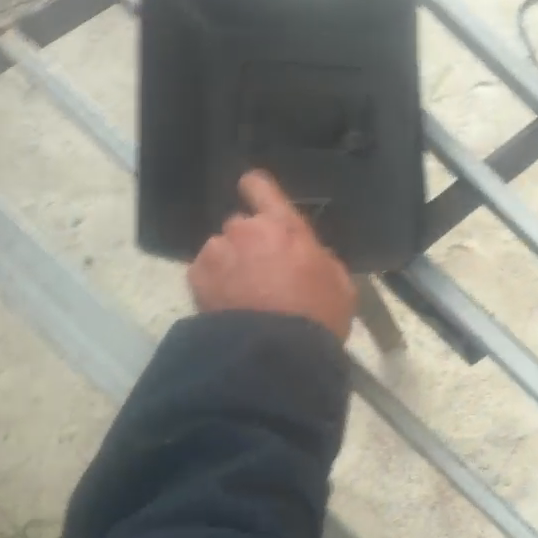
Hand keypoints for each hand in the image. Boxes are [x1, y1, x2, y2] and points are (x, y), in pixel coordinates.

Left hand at [188, 171, 356, 342]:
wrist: (278, 351)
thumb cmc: (320, 315)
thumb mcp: (341, 285)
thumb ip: (320, 259)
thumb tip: (308, 254)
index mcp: (284, 227)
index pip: (259, 186)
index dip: (258, 192)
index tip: (261, 205)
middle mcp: (245, 229)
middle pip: (242, 225)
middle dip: (251, 243)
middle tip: (266, 275)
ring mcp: (216, 251)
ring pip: (223, 250)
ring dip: (233, 265)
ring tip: (248, 298)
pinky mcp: (196, 276)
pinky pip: (206, 273)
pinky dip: (217, 286)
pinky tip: (232, 308)